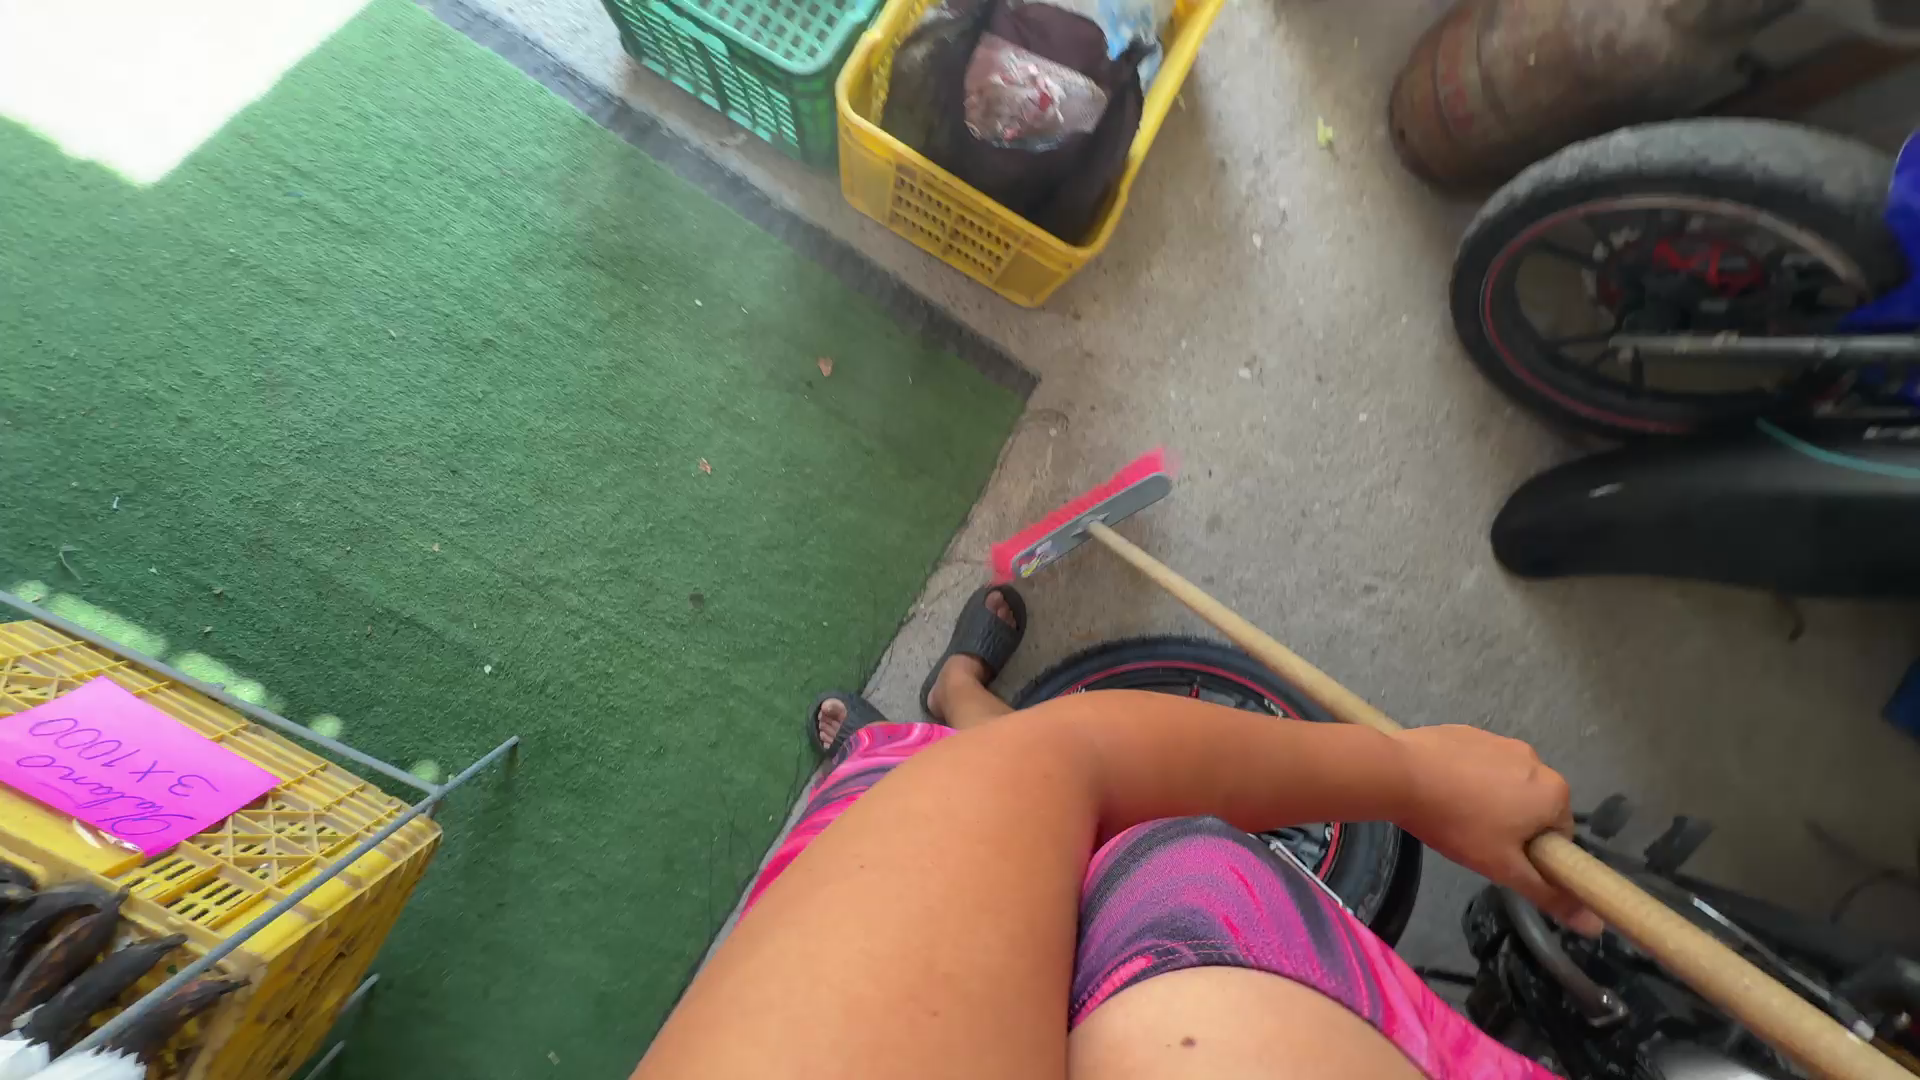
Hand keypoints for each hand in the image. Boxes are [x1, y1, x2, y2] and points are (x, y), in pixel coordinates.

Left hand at [1392, 725, 1603, 935]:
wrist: (1396, 773)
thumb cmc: (1455, 822)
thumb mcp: (1503, 867)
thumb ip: (1550, 894)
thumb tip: (1594, 925)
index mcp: (1554, 789)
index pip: (1558, 831)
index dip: (1531, 849)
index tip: (1498, 850)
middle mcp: (1532, 757)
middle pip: (1530, 802)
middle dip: (1509, 820)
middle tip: (1473, 832)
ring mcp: (1494, 738)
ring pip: (1500, 780)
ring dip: (1484, 795)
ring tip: (1451, 808)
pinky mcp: (1462, 730)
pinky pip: (1472, 760)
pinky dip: (1462, 772)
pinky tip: (1437, 784)